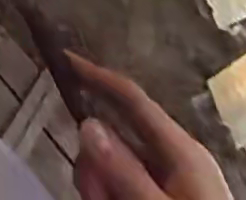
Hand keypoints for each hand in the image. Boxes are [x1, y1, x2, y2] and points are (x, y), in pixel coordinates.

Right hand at [67, 52, 232, 199]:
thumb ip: (124, 174)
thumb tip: (87, 123)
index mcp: (181, 150)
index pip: (132, 98)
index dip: (97, 75)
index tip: (63, 60)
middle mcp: (175, 160)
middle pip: (117, 138)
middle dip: (96, 164)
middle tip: (92, 196)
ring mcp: (170, 185)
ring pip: (115, 169)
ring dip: (102, 189)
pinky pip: (125, 189)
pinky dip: (112, 198)